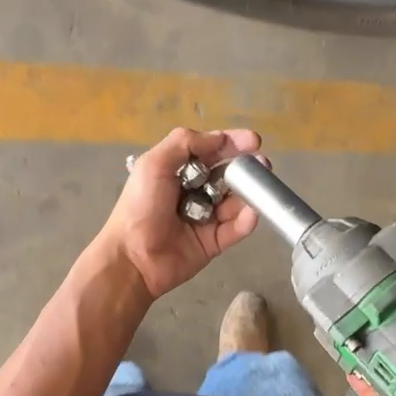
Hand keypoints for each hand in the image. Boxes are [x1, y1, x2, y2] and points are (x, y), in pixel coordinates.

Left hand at [100, 127, 264, 299]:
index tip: (254, 140)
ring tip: (260, 189)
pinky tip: (252, 212)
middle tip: (263, 166)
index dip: (232, 143)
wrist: (133, 257)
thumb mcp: (154, 164)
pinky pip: (235, 229)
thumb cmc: (140, 207)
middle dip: (246, 169)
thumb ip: (185, 143)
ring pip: (235, 202)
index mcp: (177, 171)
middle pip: (227, 176)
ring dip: (249, 194)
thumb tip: (220, 138)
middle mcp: (193, 192)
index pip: (210, 151)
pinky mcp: (213, 243)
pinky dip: (246, 220)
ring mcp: (205, 218)